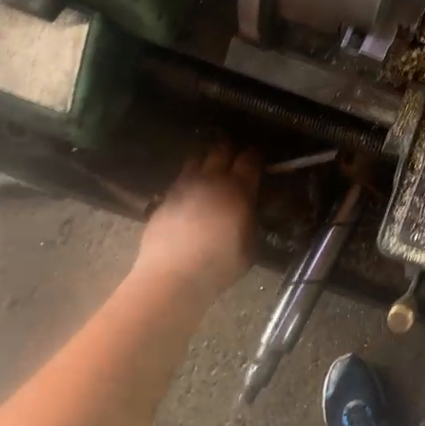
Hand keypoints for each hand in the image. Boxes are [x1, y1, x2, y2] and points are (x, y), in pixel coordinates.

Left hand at [134, 144, 260, 296]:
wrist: (172, 275)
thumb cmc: (219, 265)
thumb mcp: (250, 246)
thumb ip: (250, 221)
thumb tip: (249, 211)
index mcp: (238, 190)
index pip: (250, 160)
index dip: (256, 155)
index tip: (259, 157)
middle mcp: (212, 180)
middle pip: (221, 150)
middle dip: (230, 150)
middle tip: (235, 159)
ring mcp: (185, 186)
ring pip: (196, 159)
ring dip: (206, 161)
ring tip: (210, 171)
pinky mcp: (165, 197)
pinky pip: (180, 179)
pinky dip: (188, 181)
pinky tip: (191, 195)